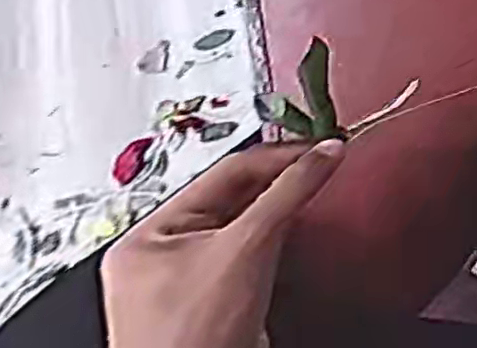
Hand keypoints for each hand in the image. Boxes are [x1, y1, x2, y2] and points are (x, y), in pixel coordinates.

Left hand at [102, 140, 344, 347]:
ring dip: (287, 200)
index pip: (229, 171)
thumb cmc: (191, 335)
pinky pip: (256, 240)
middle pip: (240, 191)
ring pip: (251, 214)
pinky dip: (284, 225)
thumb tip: (326, 151)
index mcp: (150, 236)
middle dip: (285, 178)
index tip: (322, 146)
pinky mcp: (219, 288)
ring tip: (318, 185)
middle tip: (325, 160)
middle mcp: (165, 251)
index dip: (281, 155)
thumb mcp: (249, 244)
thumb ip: (292, 189)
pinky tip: (302, 221)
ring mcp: (192, 272)